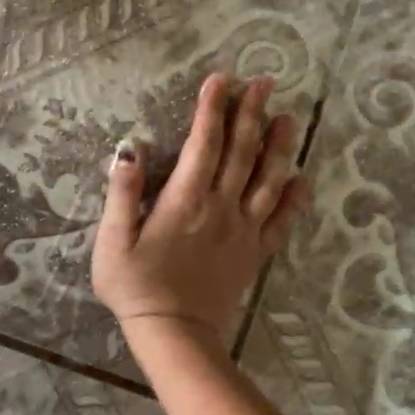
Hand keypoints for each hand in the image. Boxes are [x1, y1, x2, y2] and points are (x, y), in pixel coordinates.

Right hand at [90, 73, 311, 346]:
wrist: (174, 334)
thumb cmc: (134, 283)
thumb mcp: (113, 238)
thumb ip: (123, 192)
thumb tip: (129, 147)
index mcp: (185, 200)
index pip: (204, 144)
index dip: (212, 109)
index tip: (220, 79)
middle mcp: (221, 208)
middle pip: (242, 153)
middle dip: (252, 114)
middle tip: (264, 82)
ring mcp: (242, 231)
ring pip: (268, 180)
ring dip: (280, 145)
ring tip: (289, 116)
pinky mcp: (254, 253)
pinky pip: (281, 220)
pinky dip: (295, 196)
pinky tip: (301, 177)